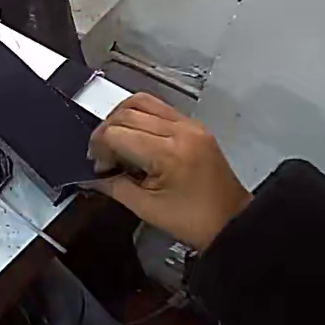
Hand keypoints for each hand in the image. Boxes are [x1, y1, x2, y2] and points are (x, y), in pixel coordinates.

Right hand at [88, 93, 251, 250]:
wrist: (231, 222)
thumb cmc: (195, 220)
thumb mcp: (145, 208)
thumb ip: (114, 186)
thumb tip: (93, 174)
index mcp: (169, 153)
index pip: (117, 133)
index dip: (99, 148)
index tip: (98, 166)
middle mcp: (181, 131)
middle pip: (127, 112)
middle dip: (106, 132)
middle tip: (102, 156)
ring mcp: (190, 125)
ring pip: (142, 102)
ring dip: (121, 118)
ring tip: (116, 142)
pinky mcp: (195, 126)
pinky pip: (160, 108)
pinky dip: (140, 117)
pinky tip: (135, 138)